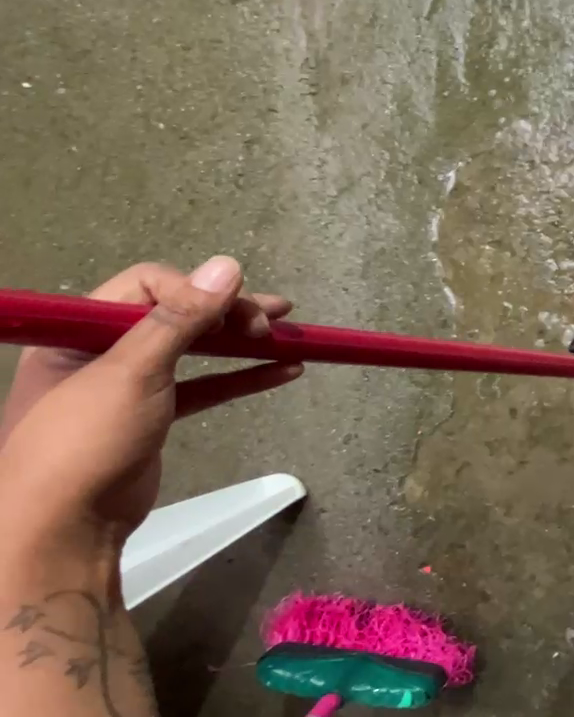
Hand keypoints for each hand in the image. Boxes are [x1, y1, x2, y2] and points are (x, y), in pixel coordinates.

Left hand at [0, 258, 304, 556]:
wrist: (62, 528)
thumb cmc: (84, 443)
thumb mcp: (132, 373)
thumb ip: (179, 318)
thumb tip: (227, 265)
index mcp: (77, 335)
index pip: (146, 287)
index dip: (194, 292)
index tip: (229, 313)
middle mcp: (100, 353)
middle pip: (178, 314)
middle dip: (230, 312)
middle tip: (270, 319)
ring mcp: (130, 385)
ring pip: (198, 348)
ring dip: (245, 340)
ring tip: (290, 335)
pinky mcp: (156, 414)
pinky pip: (208, 384)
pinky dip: (246, 376)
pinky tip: (286, 370)